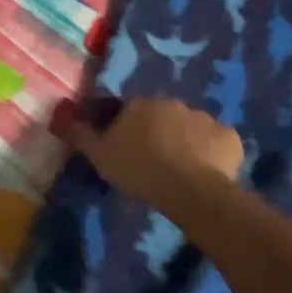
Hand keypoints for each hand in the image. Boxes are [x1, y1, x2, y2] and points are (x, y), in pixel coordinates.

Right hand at [61, 98, 243, 201]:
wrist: (190, 189)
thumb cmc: (138, 168)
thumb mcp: (99, 155)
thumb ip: (80, 134)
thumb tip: (61, 118)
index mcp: (141, 104)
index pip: (129, 110)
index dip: (125, 128)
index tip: (124, 149)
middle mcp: (173, 103)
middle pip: (162, 116)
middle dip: (158, 132)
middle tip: (152, 161)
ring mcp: (205, 118)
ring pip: (191, 129)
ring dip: (185, 142)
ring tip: (180, 171)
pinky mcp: (230, 138)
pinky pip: (217, 143)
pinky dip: (211, 154)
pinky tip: (205, 173)